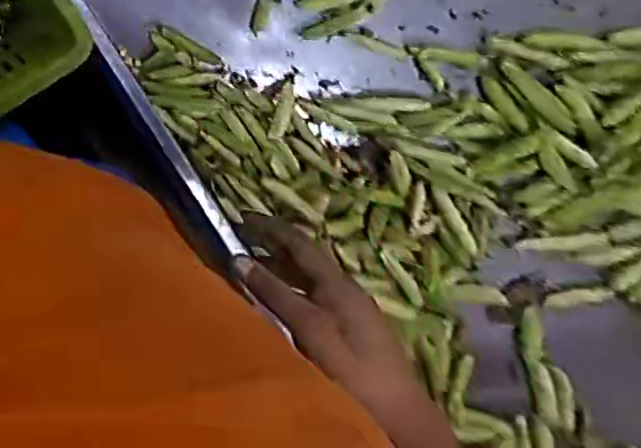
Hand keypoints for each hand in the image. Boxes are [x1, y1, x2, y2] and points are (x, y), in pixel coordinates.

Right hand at [234, 216, 458, 447]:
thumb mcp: (308, 327)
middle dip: (272, 247)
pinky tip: (278, 304)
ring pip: (309, 279)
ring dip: (280, 271)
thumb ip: (274, 292)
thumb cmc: (353, 367)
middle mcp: (346, 290)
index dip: (269, 227)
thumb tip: (238, 259)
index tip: (240, 218)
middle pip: (305, 258)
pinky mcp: (354, 333)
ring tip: (251, 273)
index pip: (299, 241)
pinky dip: (291, 291)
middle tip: (240, 243)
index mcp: (337, 282)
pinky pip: (314, 298)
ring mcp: (353, 312)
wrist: (403, 422)